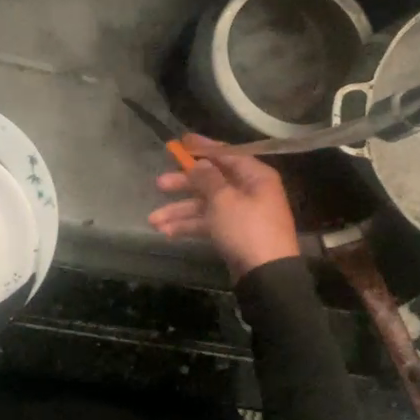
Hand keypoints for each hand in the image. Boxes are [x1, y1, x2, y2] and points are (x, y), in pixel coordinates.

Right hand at [148, 136, 299, 279]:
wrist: (266, 278)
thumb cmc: (246, 229)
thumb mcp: (224, 199)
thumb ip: (207, 177)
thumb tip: (200, 163)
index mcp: (255, 177)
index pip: (226, 155)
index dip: (202, 148)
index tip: (180, 142)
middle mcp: (250, 191)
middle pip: (212, 181)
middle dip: (184, 184)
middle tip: (159, 184)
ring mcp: (242, 214)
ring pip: (206, 205)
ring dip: (180, 211)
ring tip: (153, 220)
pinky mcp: (233, 234)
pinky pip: (208, 223)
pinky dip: (189, 226)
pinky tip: (166, 232)